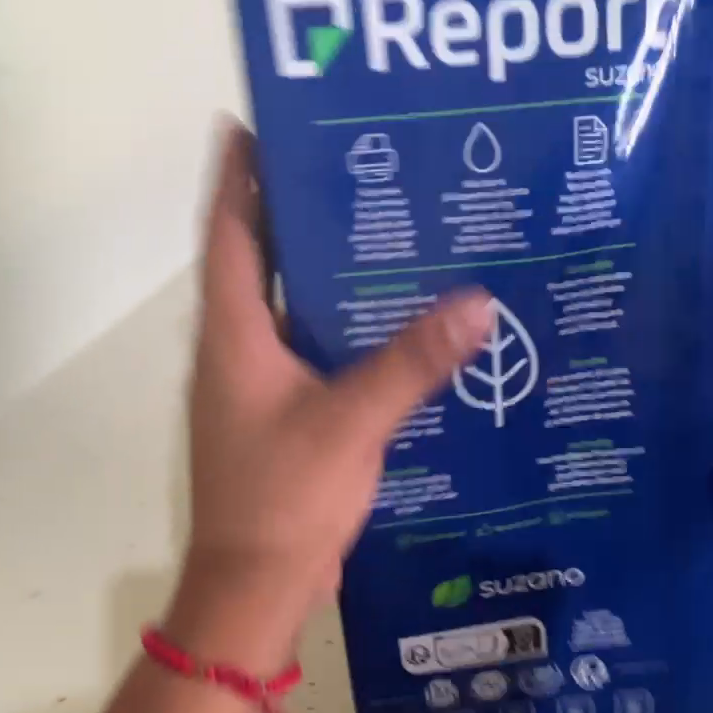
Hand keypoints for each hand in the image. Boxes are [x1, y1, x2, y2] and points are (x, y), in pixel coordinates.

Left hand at [166, 124, 493, 666]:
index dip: (242, 175)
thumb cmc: (286, 497)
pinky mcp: (281, 424)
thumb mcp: (353, 422)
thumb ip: (413, 362)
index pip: (232, 232)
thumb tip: (480, 304)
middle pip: (264, 266)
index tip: (265, 125)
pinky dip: (344, 338)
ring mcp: (257, 392)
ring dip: (328, 281)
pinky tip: (393, 332)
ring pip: (292, 317)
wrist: (256, 587)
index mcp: (234, 335)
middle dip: (301, 219)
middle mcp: (236, 353)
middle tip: (362, 176)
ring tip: (388, 241)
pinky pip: (313, 361)